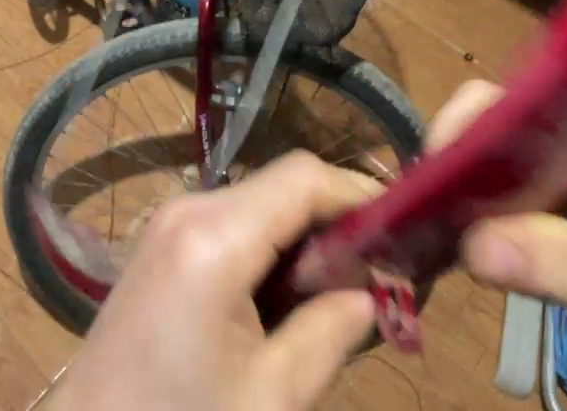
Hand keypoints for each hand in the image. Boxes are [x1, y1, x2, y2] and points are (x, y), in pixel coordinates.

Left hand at [45, 151, 380, 410]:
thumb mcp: (270, 396)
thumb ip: (331, 333)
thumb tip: (374, 293)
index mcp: (215, 237)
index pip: (303, 177)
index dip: (359, 194)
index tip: (405, 233)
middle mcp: (189, 209)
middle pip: (282, 185)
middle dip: (336, 220)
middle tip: (381, 274)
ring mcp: (169, 222)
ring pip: (259, 202)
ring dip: (304, 235)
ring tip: (342, 291)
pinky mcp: (161, 242)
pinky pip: (231, 222)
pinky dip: (270, 245)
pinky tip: (288, 296)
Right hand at [433, 81, 566, 410]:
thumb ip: (565, 266)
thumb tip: (471, 244)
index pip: (544, 99)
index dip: (483, 120)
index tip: (437, 161)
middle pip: (512, 120)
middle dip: (462, 153)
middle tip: (420, 197)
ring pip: (500, 155)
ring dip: (462, 183)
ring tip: (424, 215)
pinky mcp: (563, 199)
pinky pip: (505, 190)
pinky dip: (475, 209)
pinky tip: (447, 230)